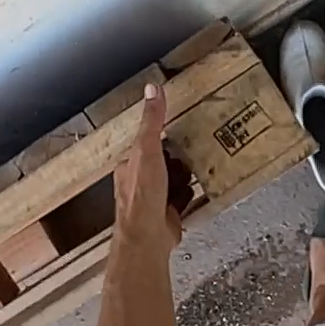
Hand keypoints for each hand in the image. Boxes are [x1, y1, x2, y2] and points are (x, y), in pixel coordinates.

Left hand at [112, 84, 183, 251]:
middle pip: (161, 164)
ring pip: (172, 182)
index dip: (161, 139)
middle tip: (191, 151)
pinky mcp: (167, 215)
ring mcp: (153, 201)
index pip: (146, 145)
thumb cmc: (143, 194)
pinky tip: (194, 192)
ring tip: (194, 170)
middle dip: (176, 160)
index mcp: (130, 166)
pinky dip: (188, 196)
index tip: (176, 130)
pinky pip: (181, 201)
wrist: (148, 234)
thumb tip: (152, 90)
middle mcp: (139, 183)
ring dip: (183, 177)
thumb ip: (152, 121)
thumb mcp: (148, 149)